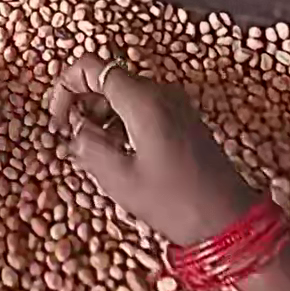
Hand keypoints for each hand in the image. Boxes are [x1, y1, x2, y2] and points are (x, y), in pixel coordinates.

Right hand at [45, 53, 255, 244]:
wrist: (231, 224)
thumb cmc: (174, 202)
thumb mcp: (119, 177)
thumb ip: (87, 142)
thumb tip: (75, 125)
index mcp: (143, 100)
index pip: (90, 67)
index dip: (65, 87)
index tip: (58, 119)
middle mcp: (160, 92)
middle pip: (105, 79)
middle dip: (81, 104)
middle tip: (72, 138)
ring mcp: (174, 104)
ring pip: (121, 94)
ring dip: (99, 115)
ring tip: (95, 151)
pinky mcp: (181, 119)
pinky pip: (140, 107)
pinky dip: (120, 122)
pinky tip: (119, 153)